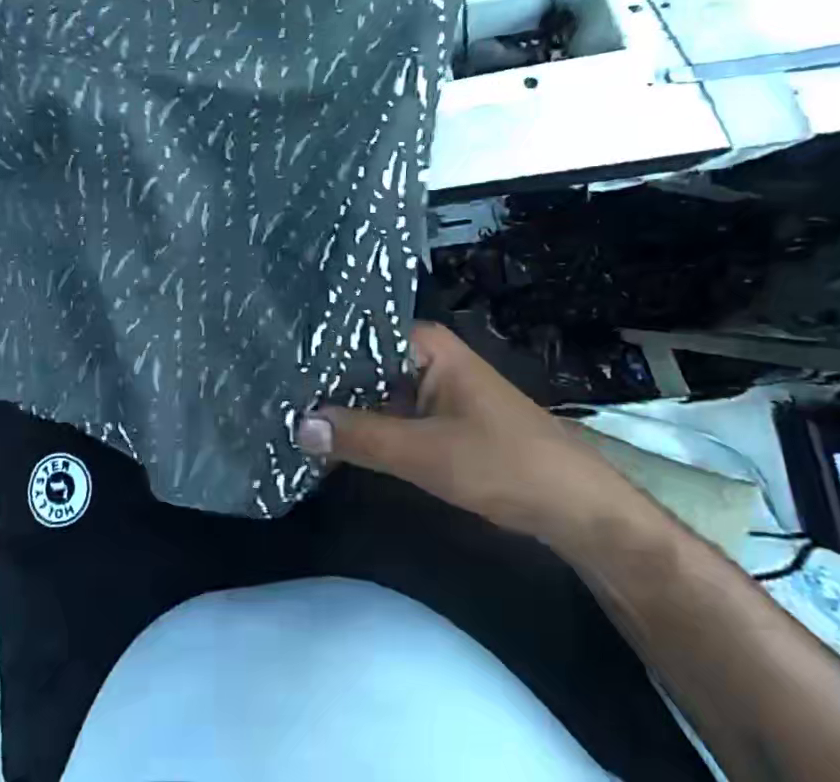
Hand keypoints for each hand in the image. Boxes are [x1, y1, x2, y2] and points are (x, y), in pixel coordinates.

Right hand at [299, 322, 632, 544]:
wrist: (571, 505)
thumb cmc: (503, 463)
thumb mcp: (424, 452)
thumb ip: (360, 437)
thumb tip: (298, 425)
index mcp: (426, 345)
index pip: (356, 335)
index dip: (316, 353)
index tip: (272, 368)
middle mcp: (426, 358)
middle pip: (361, 364)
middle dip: (322, 385)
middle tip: (268, 399)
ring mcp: (432, 389)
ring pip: (374, 393)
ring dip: (341, 410)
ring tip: (284, 419)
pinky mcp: (437, 420)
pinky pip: (390, 416)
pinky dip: (364, 430)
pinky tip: (327, 443)